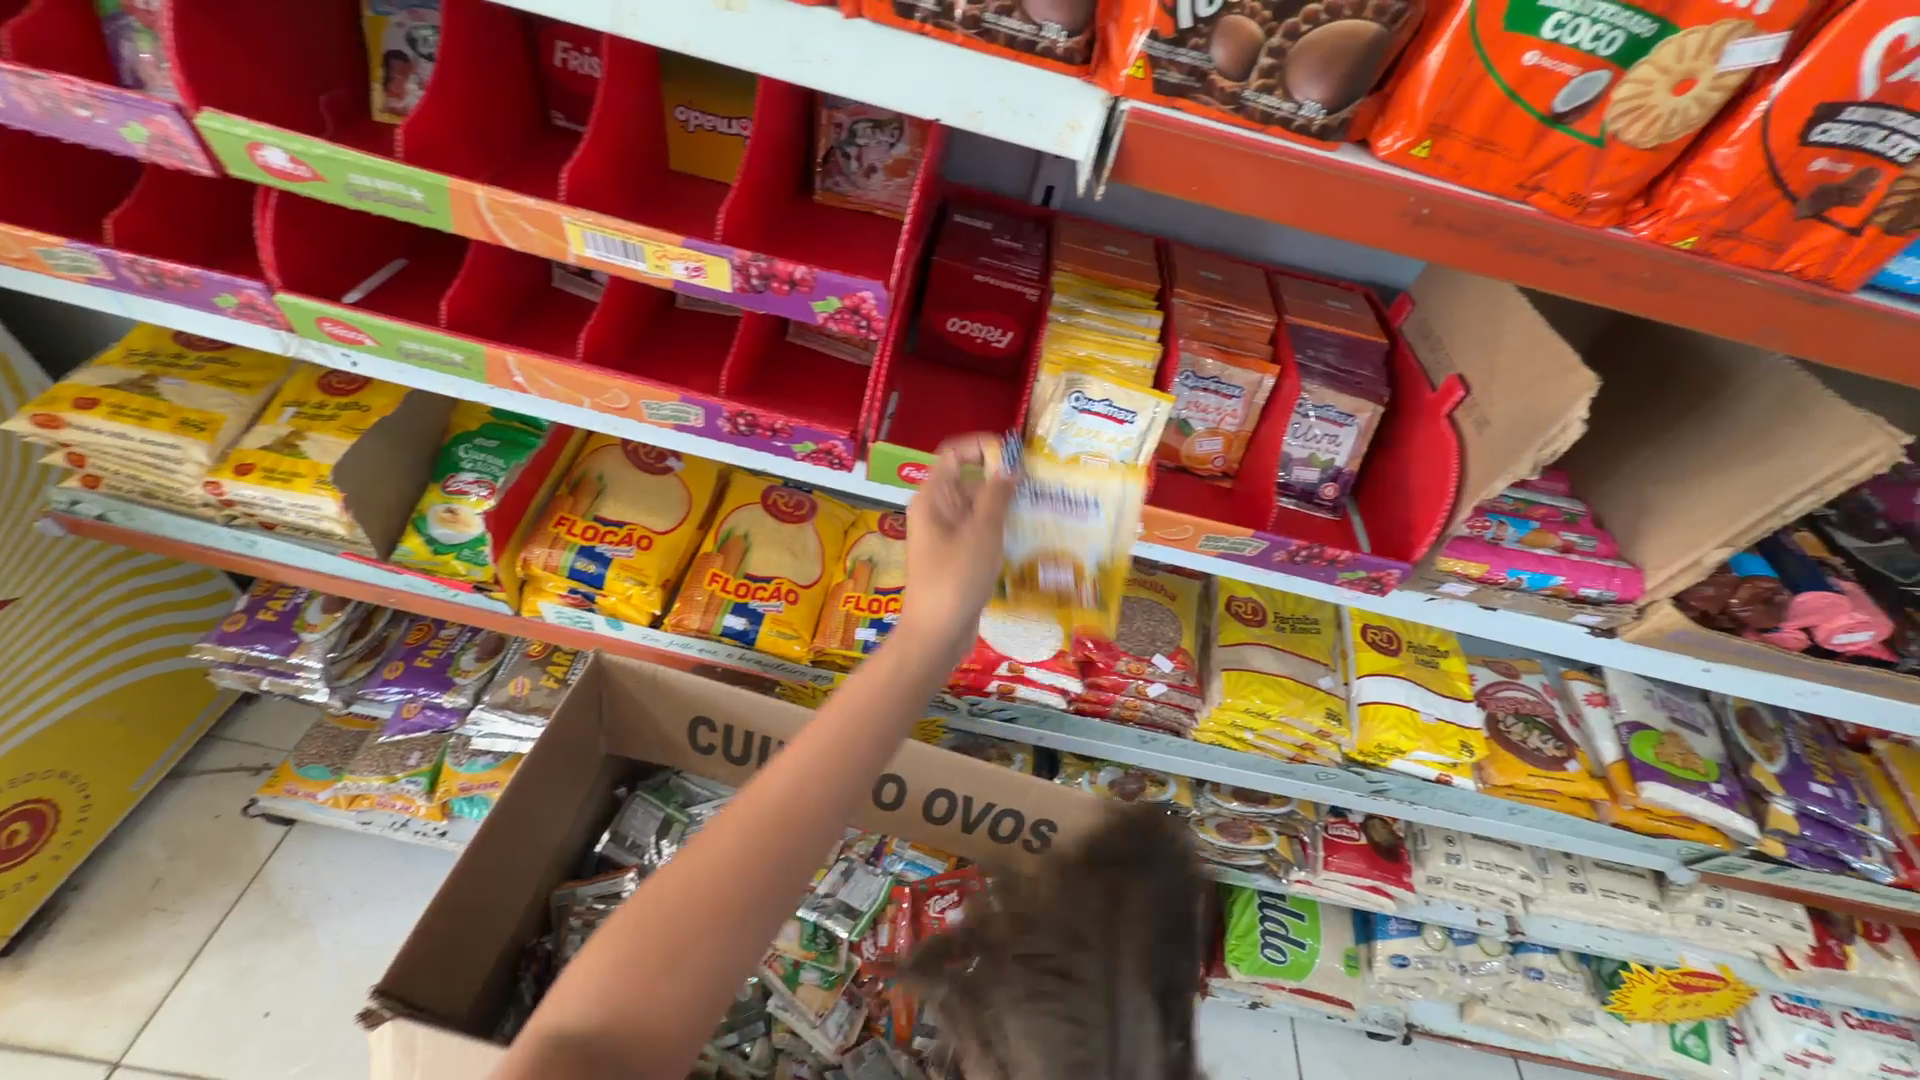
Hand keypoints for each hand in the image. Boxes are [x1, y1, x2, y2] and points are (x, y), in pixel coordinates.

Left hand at [898, 433, 1015, 666]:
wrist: (937, 633)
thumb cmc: (956, 578)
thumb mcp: (982, 532)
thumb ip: (997, 494)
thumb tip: (1010, 464)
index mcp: (932, 498)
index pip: (953, 454)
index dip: (982, 446)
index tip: (1015, 455)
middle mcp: (935, 511)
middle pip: (967, 480)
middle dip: (1000, 478)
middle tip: (1037, 485)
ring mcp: (944, 535)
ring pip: (975, 508)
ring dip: (1003, 506)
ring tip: (1038, 508)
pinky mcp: (954, 557)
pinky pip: (977, 531)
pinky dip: (997, 529)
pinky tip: (1025, 536)